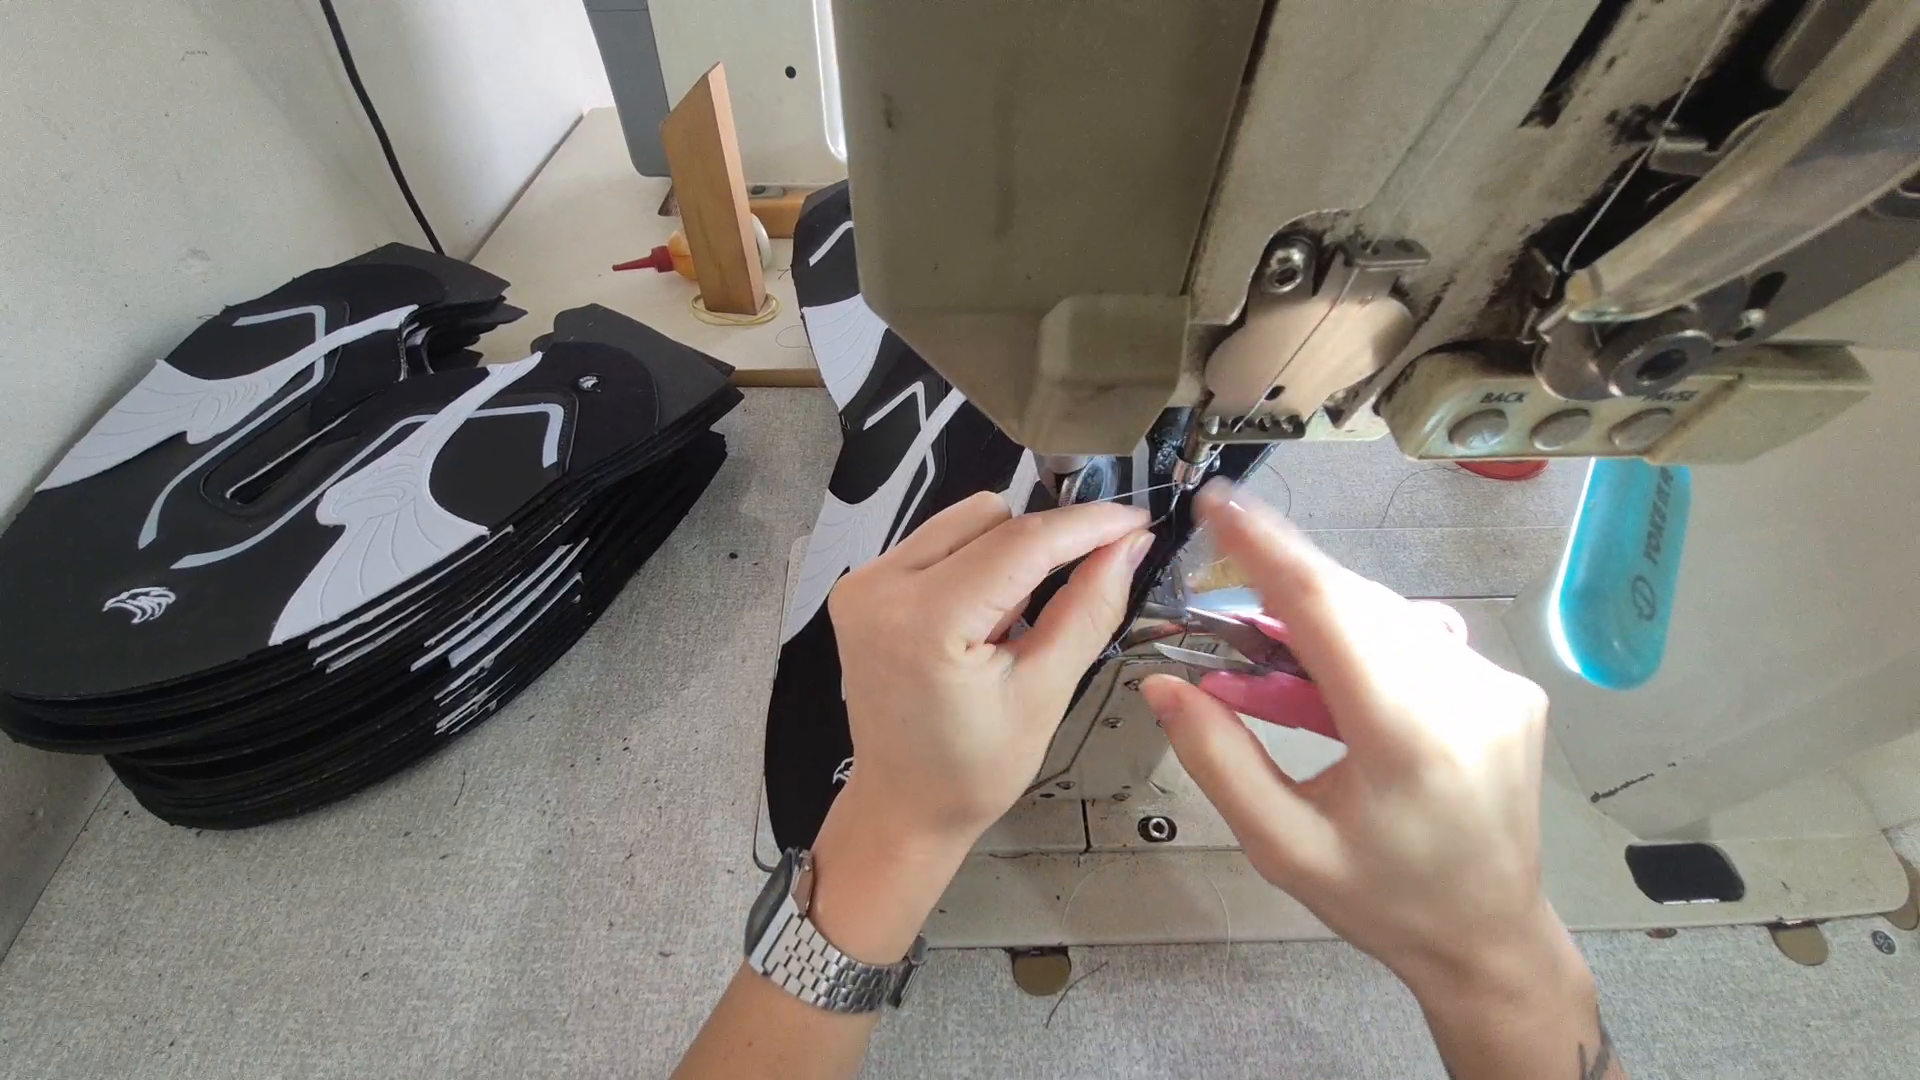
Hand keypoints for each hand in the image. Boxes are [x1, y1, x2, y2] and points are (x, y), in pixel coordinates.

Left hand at [828, 491, 1152, 847]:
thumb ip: (1090, 609)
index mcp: (923, 622)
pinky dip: (974, 565)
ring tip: (1006, 625)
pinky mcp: (864, 584)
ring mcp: (865, 582)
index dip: (1086, 525)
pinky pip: (938, 541)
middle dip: (1041, 548)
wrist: (904, 802)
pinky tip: (978, 619)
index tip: (1133, 521)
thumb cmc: (971, 769)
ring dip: (1006, 555)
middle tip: (1055, 605)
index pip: (1021, 542)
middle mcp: (879, 587)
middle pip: (990, 517)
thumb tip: (1128, 546)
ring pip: (964, 521)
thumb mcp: (1045, 693)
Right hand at [1141, 480, 1563, 996]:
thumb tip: (1161, 684)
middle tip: (1226, 625)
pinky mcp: (1501, 685)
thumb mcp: (1280, 843)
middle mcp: (1465, 694)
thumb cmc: (1381, 899)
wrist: (1491, 938)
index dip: (1266, 546)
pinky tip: (1330, 680)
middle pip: (1349, 599)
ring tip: (1273, 670)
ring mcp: (1493, 685)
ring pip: (1378, 610)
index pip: (1327, 607)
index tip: (1218, 502)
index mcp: (1407, 737)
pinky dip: (1354, 637)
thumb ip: (1215, 756)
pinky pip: (1408, 631)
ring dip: (1314, 619)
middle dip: (1277, 590)